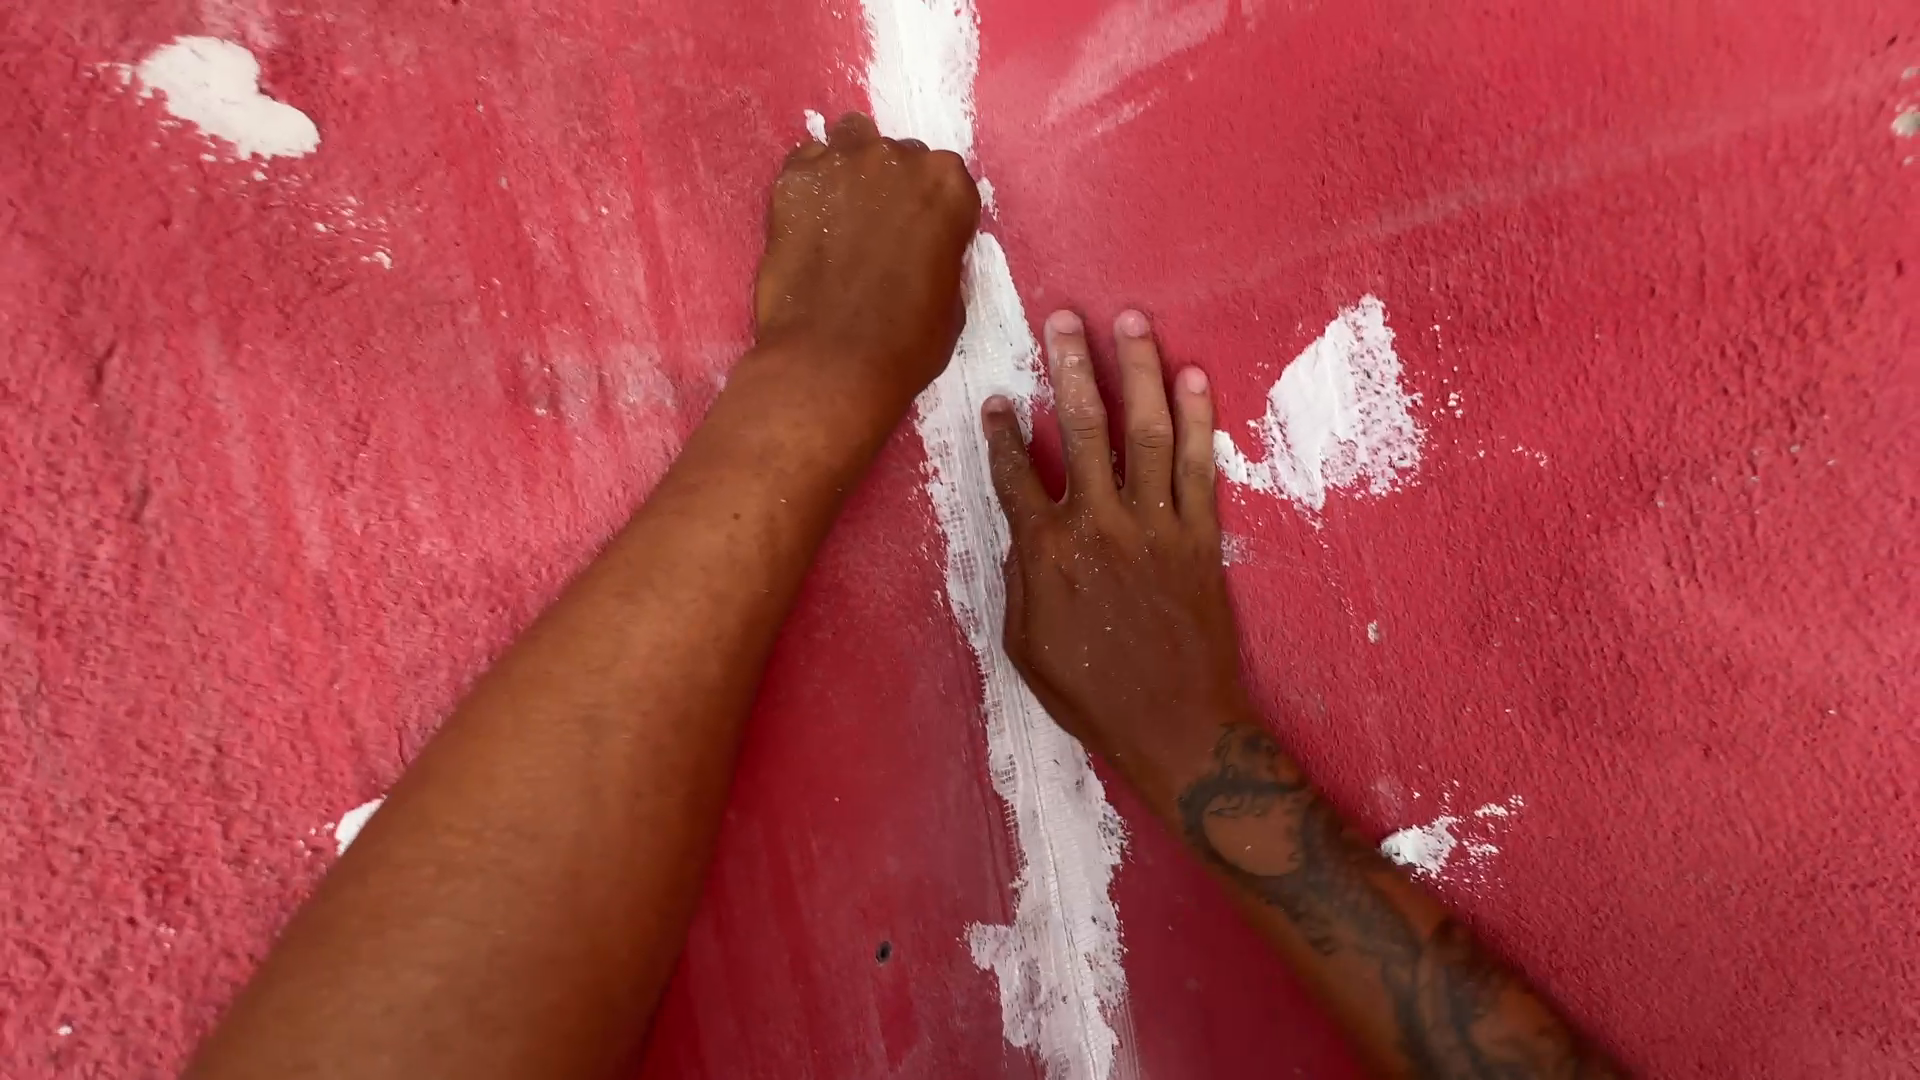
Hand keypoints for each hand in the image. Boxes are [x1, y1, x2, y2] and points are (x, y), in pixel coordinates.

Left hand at [754, 112, 980, 422]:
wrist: (833, 363)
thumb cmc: (906, 346)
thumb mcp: (952, 304)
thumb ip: (943, 258)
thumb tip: (926, 252)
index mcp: (949, 186)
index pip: (947, 182)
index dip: (933, 214)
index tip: (921, 241)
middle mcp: (900, 158)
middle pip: (900, 159)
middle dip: (893, 190)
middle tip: (878, 236)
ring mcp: (842, 162)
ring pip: (851, 143)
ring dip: (853, 172)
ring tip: (843, 217)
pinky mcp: (794, 180)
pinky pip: (807, 166)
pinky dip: (812, 188)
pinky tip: (809, 225)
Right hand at [983, 310, 1252, 807]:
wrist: (1176, 726)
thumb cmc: (1090, 693)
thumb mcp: (1025, 645)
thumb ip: (1019, 580)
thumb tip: (1024, 533)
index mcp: (1047, 553)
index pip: (1016, 475)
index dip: (1002, 433)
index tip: (999, 399)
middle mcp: (1099, 524)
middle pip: (1080, 430)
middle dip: (1069, 368)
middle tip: (1063, 319)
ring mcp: (1155, 525)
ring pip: (1144, 433)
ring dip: (1136, 371)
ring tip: (1129, 322)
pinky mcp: (1201, 536)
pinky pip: (1200, 467)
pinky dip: (1199, 419)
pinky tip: (1193, 377)